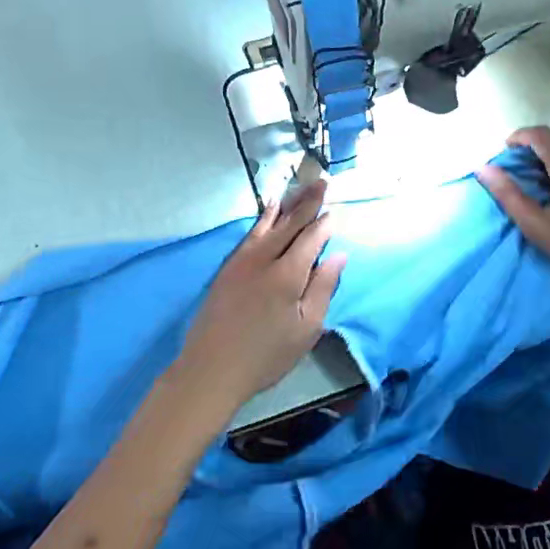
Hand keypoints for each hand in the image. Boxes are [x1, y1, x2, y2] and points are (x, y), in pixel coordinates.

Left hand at [175, 181, 347, 407]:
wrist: (211, 369)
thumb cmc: (266, 355)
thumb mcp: (306, 329)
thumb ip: (323, 288)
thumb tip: (338, 255)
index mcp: (288, 274)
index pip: (311, 238)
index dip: (325, 223)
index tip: (335, 210)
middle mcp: (265, 258)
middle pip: (290, 222)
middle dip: (308, 201)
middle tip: (323, 180)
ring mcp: (242, 260)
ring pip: (269, 223)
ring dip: (287, 204)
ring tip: (300, 186)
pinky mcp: (228, 267)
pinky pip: (250, 233)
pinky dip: (263, 218)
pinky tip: (269, 209)